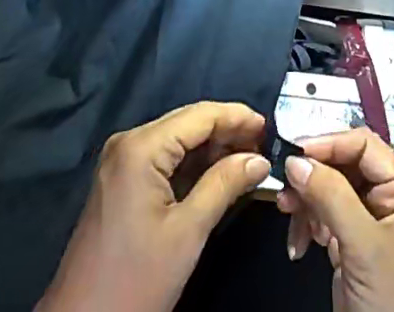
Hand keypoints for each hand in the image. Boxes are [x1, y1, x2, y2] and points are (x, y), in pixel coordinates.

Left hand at [37, 101, 269, 311]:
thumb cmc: (135, 278)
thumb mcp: (188, 231)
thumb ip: (224, 185)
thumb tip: (259, 159)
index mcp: (141, 146)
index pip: (199, 115)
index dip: (237, 117)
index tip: (271, 127)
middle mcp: (129, 142)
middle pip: (188, 123)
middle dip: (228, 131)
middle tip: (265, 146)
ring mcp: (122, 161)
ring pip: (178, 140)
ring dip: (213, 148)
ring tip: (251, 160)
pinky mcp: (122, 181)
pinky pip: (165, 159)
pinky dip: (194, 164)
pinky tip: (221, 173)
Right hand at [277, 128, 393, 311]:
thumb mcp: (366, 247)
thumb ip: (332, 197)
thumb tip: (295, 159)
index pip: (366, 146)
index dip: (330, 143)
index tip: (294, 152)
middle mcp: (392, 201)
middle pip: (345, 167)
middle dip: (314, 175)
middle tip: (284, 188)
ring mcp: (371, 225)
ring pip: (331, 191)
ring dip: (306, 201)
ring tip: (286, 214)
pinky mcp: (353, 248)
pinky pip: (325, 220)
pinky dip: (307, 227)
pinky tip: (299, 245)